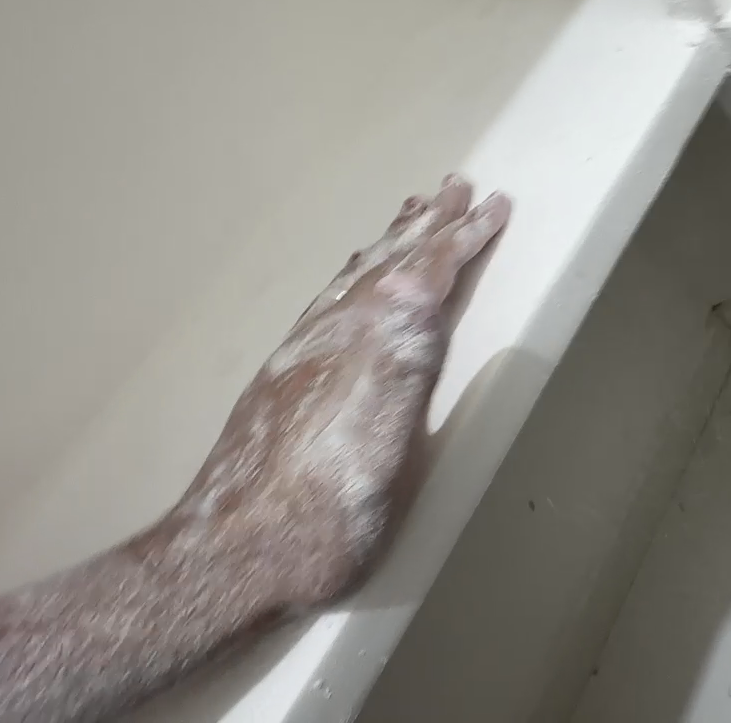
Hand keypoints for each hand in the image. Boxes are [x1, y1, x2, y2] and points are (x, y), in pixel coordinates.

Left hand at [166, 175, 508, 609]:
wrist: (234, 548)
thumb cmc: (336, 511)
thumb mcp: (395, 447)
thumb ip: (407, 368)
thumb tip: (421, 299)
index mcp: (383, 339)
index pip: (433, 269)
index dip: (467, 235)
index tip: (496, 205)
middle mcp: (346, 324)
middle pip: (397, 256)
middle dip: (432, 219)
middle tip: (455, 183)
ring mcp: (313, 339)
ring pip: (363, 268)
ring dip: (396, 235)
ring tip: (413, 209)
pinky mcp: (290, 360)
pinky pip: (336, 291)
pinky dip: (360, 266)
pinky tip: (359, 269)